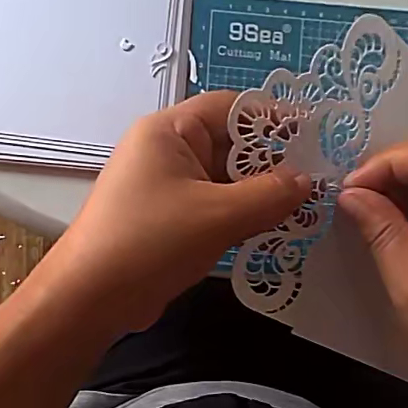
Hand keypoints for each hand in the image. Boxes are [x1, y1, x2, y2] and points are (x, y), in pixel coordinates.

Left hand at [31, 91, 309, 334]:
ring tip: (304, 210)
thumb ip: (270, 194)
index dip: (274, 119)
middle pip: (229, 144)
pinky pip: (213, 207)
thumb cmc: (150, 243)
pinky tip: (273, 232)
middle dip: (272, 164)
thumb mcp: (218, 215)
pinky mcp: (167, 219)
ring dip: (259, 194)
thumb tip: (306, 181)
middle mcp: (165, 151)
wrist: (90, 299)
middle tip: (317, 183)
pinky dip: (240, 216)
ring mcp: (165, 187)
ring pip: (224, 180)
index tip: (314, 139)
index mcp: (169, 131)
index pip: (231, 108)